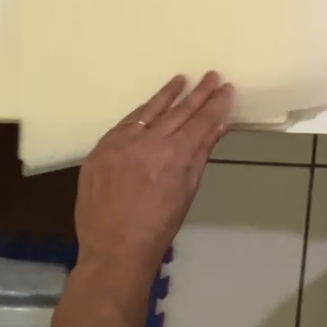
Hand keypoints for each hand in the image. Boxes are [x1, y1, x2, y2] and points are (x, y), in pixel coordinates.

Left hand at [75, 72, 234, 272]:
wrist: (113, 251)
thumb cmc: (159, 226)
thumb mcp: (188, 189)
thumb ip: (202, 152)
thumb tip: (221, 124)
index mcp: (174, 156)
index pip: (201, 120)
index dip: (215, 103)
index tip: (226, 88)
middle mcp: (147, 143)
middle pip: (179, 111)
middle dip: (198, 93)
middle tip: (211, 75)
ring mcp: (120, 145)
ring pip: (149, 111)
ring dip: (167, 95)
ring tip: (181, 80)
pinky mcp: (99, 151)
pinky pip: (124, 125)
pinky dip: (140, 114)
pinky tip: (149, 107)